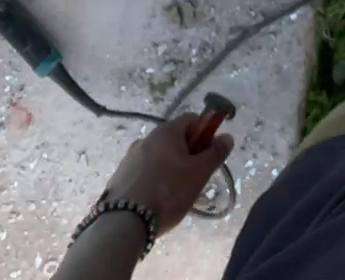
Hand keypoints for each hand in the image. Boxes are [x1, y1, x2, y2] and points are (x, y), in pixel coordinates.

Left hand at [103, 114, 233, 236]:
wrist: (122, 225)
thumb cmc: (168, 192)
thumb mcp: (200, 173)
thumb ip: (216, 152)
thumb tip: (227, 136)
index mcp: (166, 132)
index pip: (191, 119)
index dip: (204, 133)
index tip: (208, 154)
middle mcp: (145, 139)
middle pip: (173, 139)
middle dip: (187, 153)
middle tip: (194, 176)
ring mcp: (128, 159)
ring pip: (157, 157)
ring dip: (168, 168)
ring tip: (174, 193)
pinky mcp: (117, 179)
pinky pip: (142, 173)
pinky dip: (152, 180)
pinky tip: (155, 201)